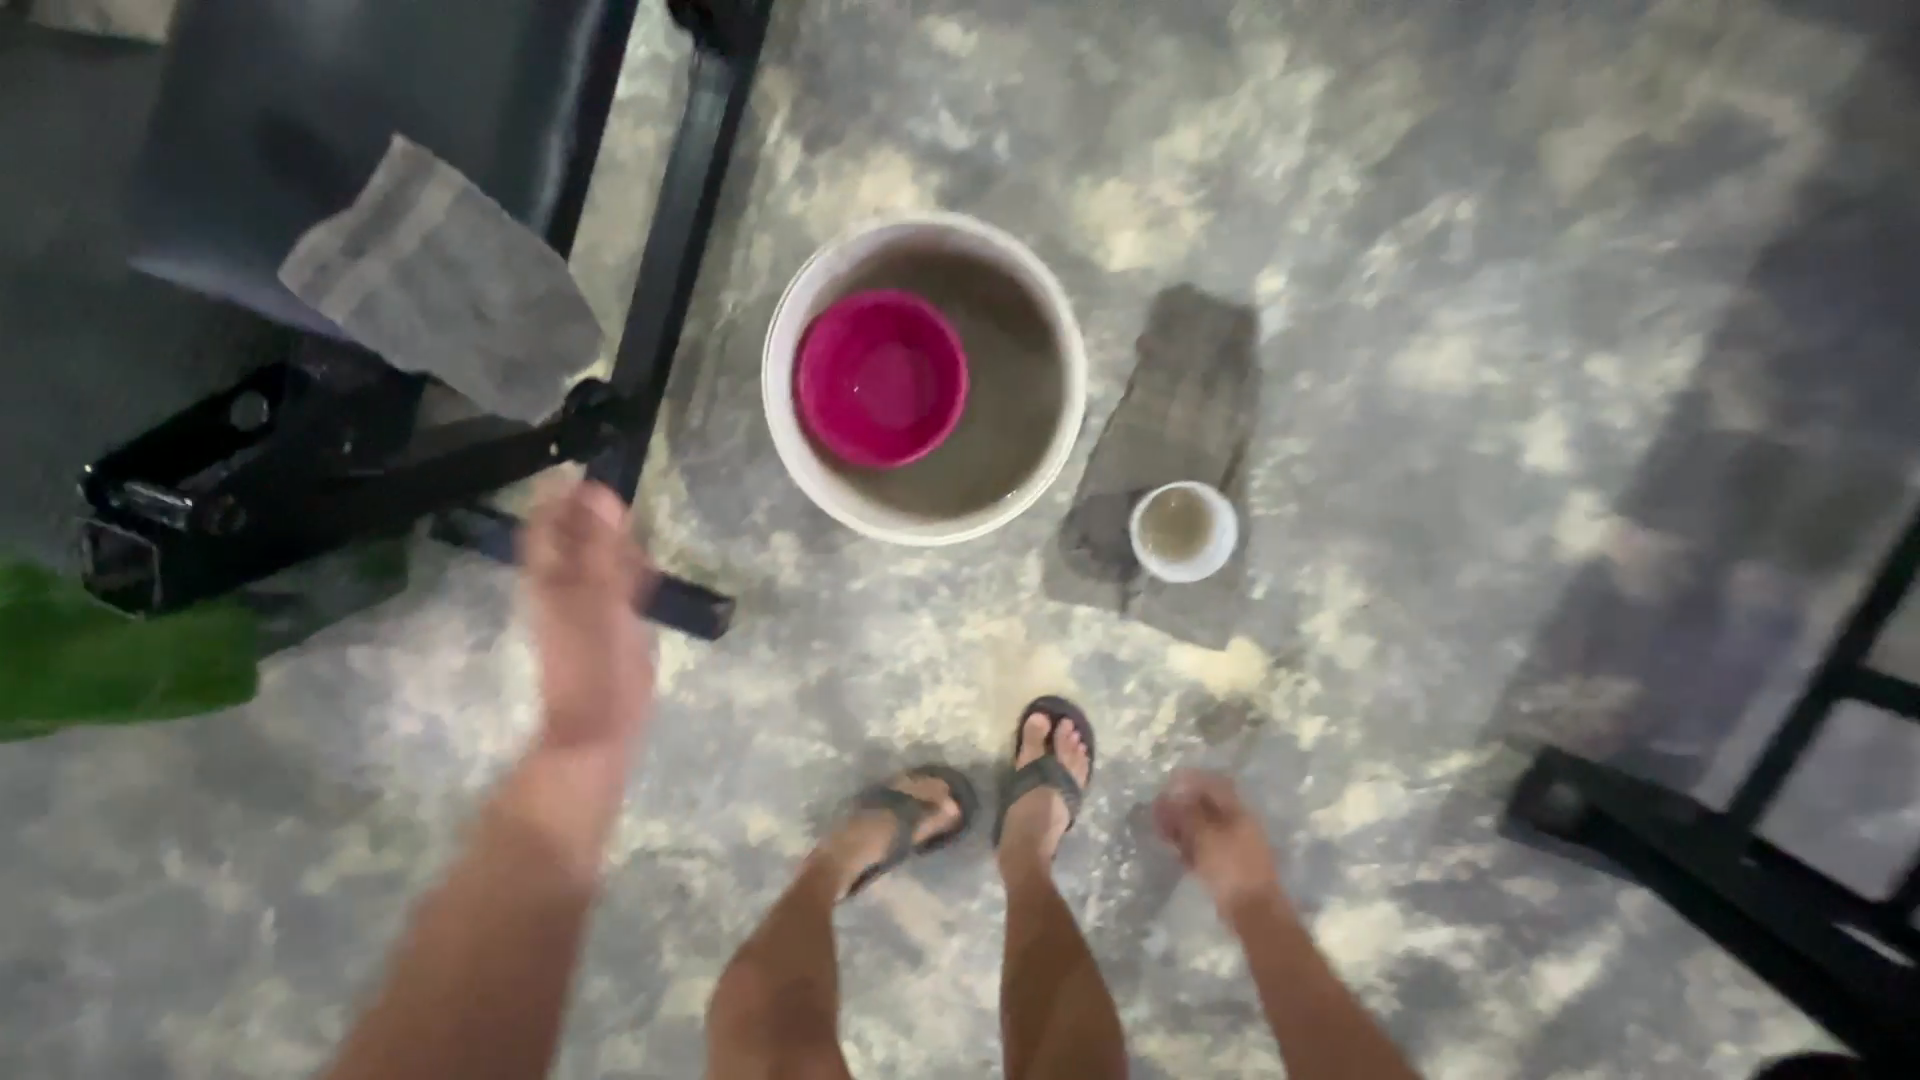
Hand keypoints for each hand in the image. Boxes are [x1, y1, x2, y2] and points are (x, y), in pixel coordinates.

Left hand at [520, 477, 655, 749]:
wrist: (599, 726)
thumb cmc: (593, 663)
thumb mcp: (597, 598)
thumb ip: (600, 547)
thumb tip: (598, 491)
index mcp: (550, 576)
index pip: (547, 521)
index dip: (563, 494)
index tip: (594, 475)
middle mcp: (563, 584)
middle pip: (574, 535)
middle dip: (597, 516)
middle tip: (626, 511)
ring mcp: (587, 604)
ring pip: (598, 558)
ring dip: (618, 544)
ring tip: (639, 543)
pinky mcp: (611, 622)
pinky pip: (619, 584)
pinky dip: (632, 571)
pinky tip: (649, 572)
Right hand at [1153, 769, 1284, 917]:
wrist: (1254, 913)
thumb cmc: (1230, 868)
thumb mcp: (1205, 836)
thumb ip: (1187, 813)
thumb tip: (1173, 795)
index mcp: (1237, 812)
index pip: (1213, 785)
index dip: (1190, 780)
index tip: (1168, 784)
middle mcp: (1237, 825)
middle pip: (1206, 807)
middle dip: (1181, 806)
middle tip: (1158, 812)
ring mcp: (1234, 846)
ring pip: (1203, 828)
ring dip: (1182, 827)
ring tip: (1162, 832)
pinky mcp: (1228, 866)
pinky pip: (1205, 848)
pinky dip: (1190, 846)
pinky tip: (1176, 852)